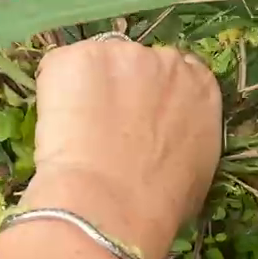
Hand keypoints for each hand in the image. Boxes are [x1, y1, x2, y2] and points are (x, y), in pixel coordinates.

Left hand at [23, 35, 222, 258]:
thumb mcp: (200, 168)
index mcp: (202, 86)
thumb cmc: (163, 202)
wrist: (112, 205)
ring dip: (89, 90)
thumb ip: (190, 136)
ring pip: (98, 66)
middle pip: (139, 63)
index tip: (139, 116)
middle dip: (123, 86)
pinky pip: (61, 71)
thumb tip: (170, 138)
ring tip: (79, 133)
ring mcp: (121, 54)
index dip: (154, 94)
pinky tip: (59, 129)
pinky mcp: (77, 57)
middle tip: (106, 126)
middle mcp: (168, 61)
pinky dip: (55, 94)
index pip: (179, 74)